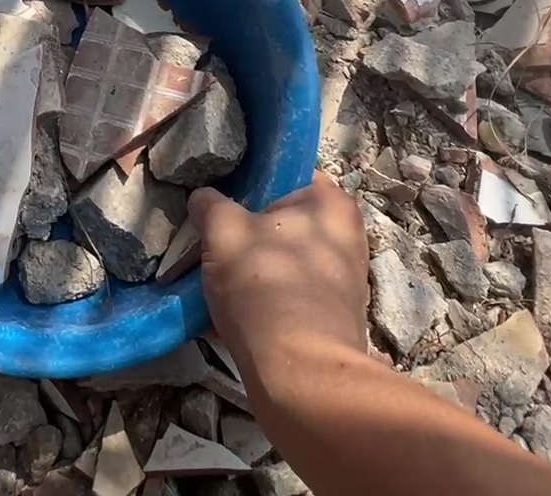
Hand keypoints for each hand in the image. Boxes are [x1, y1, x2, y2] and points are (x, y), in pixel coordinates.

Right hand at [188, 173, 367, 361]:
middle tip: (209, 238)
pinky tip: (226, 308)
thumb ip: (209, 202)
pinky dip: (258, 297)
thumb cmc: (264, 284)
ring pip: (278, 260)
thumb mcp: (222, 228)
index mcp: (332, 205)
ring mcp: (342, 282)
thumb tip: (203, 198)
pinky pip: (284, 294)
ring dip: (247, 267)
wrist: (299, 375)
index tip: (218, 198)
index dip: (248, 182)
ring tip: (211, 276)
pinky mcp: (329, 319)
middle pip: (279, 221)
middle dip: (244, 231)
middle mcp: (346, 239)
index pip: (285, 174)